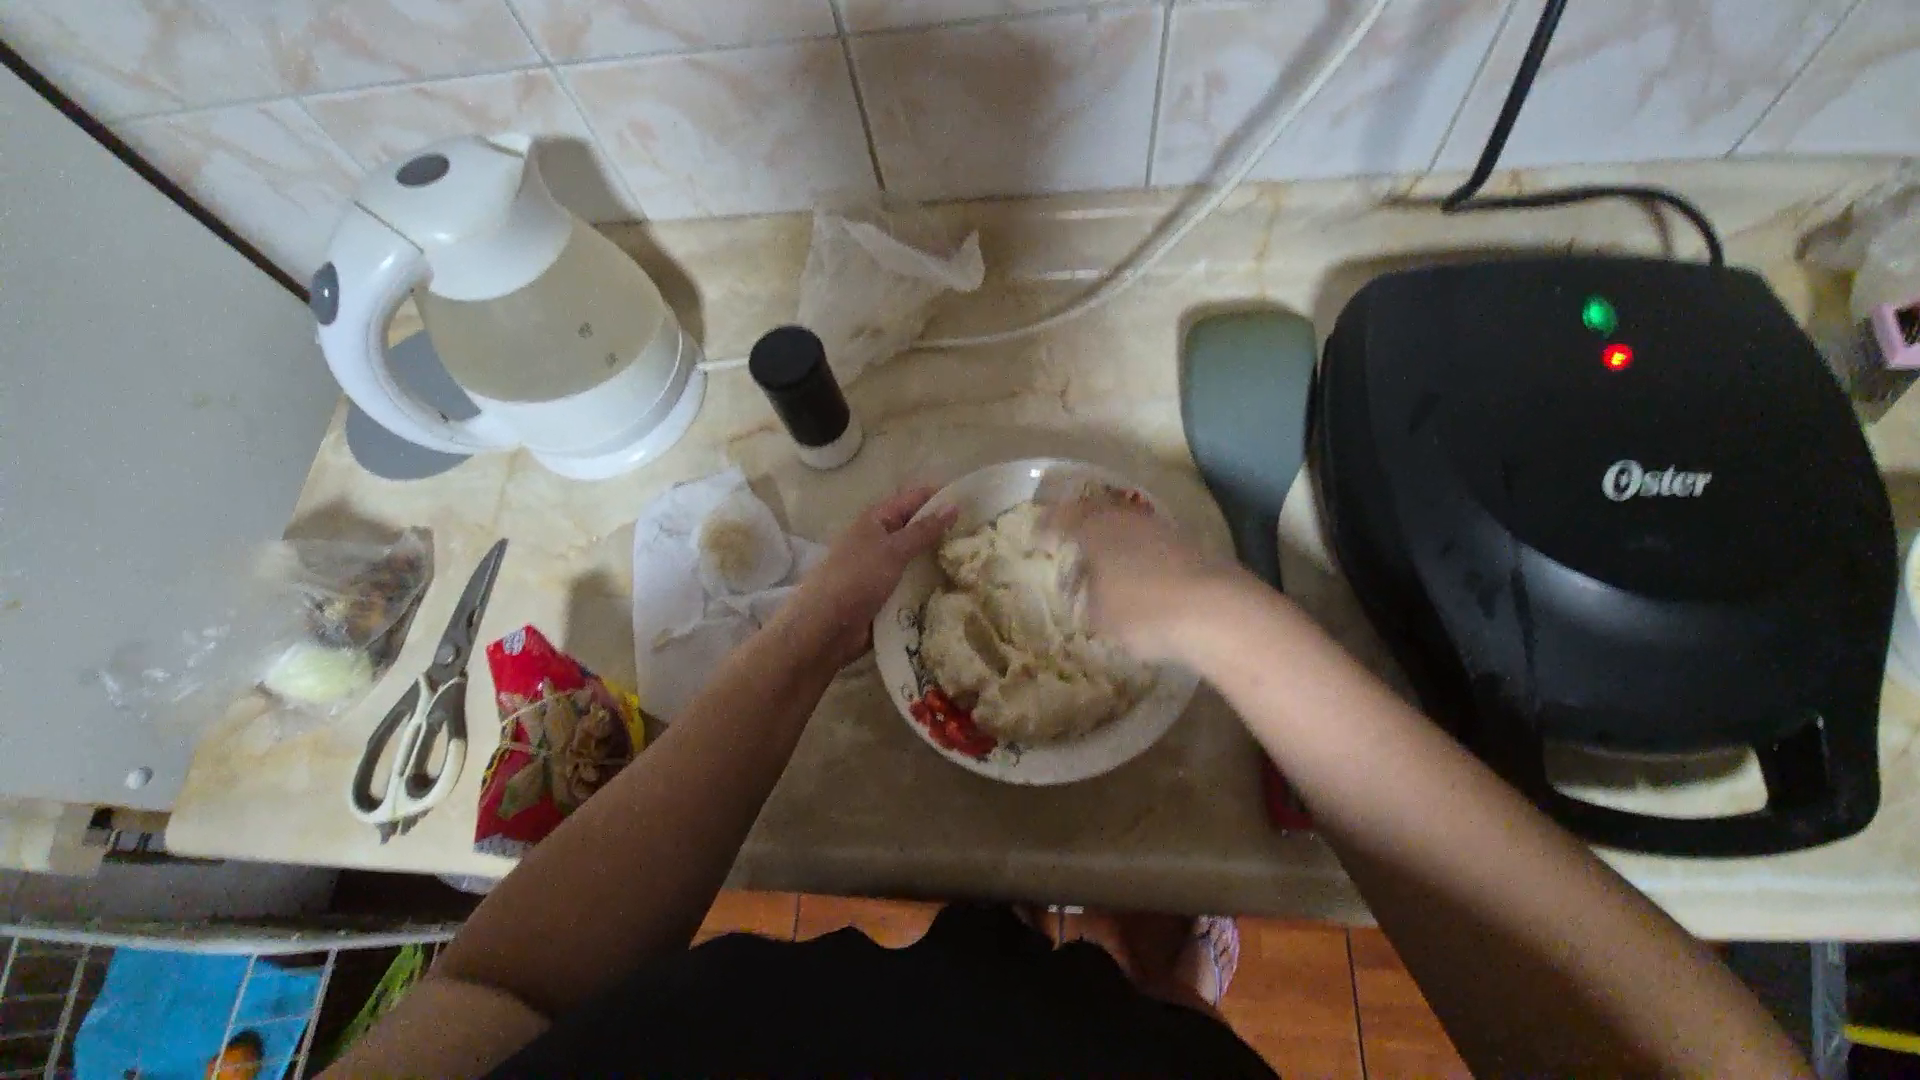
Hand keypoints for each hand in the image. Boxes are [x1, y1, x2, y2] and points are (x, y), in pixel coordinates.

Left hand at [783, 487, 958, 669]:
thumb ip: (924, 530)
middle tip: (981, 535)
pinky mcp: (886, 596)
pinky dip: (930, 585)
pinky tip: (956, 588)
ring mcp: (882, 570)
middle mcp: (878, 541)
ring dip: (940, 561)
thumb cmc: (856, 579)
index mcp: (875, 521)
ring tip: (976, 561)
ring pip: (917, 560)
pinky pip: (913, 585)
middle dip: (945, 532)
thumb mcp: (892, 550)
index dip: (940, 497)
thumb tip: (954, 506)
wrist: (826, 628)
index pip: (913, 499)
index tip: (974, 501)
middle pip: (916, 530)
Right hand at [1048, 498, 1250, 663]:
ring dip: (1116, 542)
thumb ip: (1090, 598)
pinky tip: (1142, 578)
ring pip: (1130, 527)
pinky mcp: (1194, 547)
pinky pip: (1154, 545)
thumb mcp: (1100, 614)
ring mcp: (1165, 529)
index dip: (1048, 525)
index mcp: (1097, 527)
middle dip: (1084, 526)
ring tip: (1107, 566)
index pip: (1064, 516)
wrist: (1217, 612)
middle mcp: (1129, 518)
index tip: (1038, 536)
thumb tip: (1094, 592)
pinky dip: (1142, 557)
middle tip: (1071, 543)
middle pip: (1100, 513)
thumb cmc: (1142, 610)